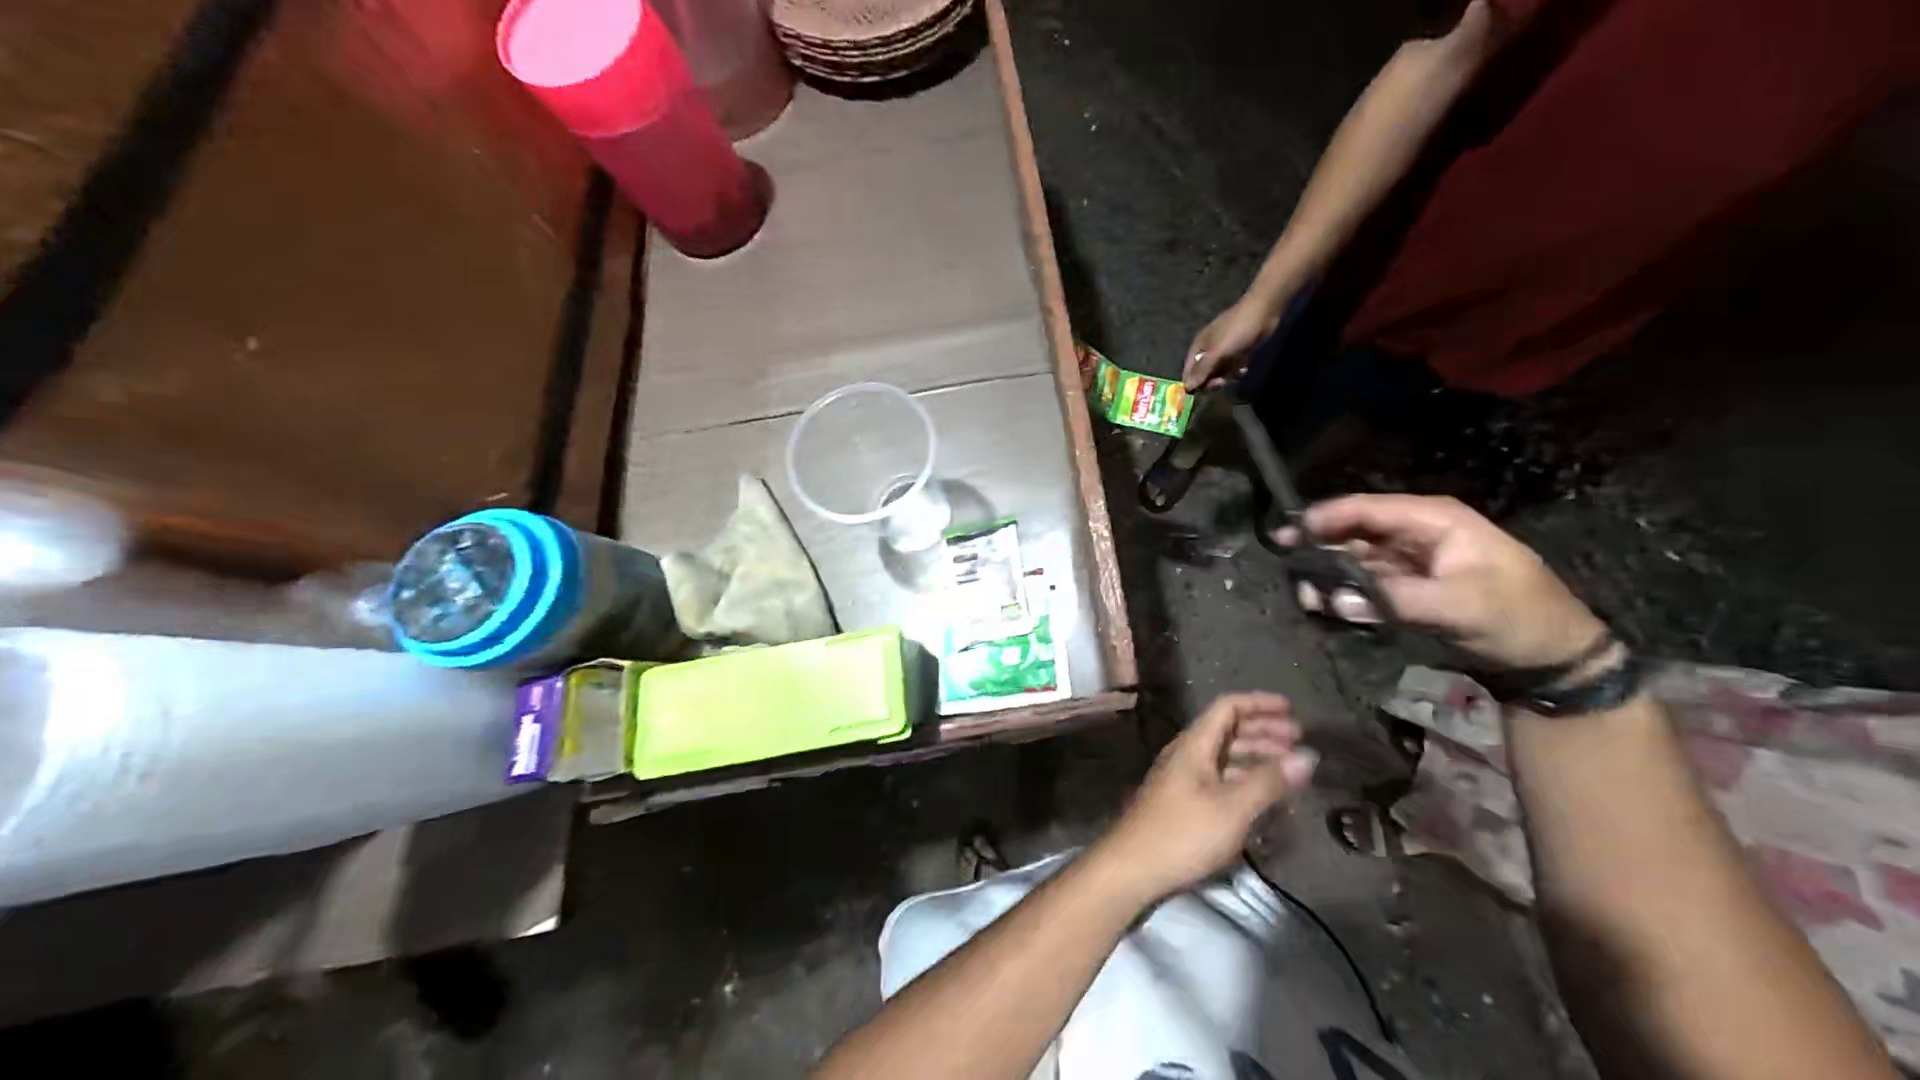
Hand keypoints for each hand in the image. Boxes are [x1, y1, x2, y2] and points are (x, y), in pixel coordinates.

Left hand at [1093, 693, 1315, 903]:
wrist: (1132, 867)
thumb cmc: (1183, 833)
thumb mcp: (1232, 808)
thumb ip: (1268, 781)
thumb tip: (1307, 756)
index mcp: (1194, 744)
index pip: (1227, 707)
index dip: (1259, 704)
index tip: (1291, 710)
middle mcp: (1187, 754)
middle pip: (1228, 730)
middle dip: (1264, 731)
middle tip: (1299, 741)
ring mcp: (1183, 778)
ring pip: (1225, 756)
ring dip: (1256, 757)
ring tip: (1290, 769)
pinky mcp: (1183, 801)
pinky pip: (1219, 778)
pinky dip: (1244, 779)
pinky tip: (1265, 795)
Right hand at [1182, 295, 1283, 389]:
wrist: (1264, 312)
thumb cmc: (1236, 331)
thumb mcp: (1217, 352)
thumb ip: (1202, 370)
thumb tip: (1187, 388)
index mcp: (1198, 347)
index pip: (1188, 370)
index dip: (1192, 382)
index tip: (1199, 393)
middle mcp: (1208, 350)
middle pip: (1203, 373)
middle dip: (1212, 380)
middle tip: (1222, 382)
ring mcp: (1223, 350)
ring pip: (1219, 371)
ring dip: (1226, 376)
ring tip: (1235, 373)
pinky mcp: (1237, 351)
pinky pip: (1232, 367)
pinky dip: (1236, 370)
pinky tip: (1244, 369)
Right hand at [1281, 494, 1606, 670]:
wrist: (1553, 658)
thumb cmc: (1518, 619)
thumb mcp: (1460, 606)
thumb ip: (1394, 599)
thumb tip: (1336, 600)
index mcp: (1435, 521)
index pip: (1369, 509)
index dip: (1328, 517)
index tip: (1291, 534)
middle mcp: (1417, 534)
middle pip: (1356, 531)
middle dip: (1321, 546)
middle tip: (1287, 562)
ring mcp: (1410, 561)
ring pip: (1356, 558)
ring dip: (1329, 573)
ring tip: (1305, 593)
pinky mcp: (1407, 586)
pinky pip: (1365, 582)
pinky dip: (1345, 592)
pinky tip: (1326, 604)